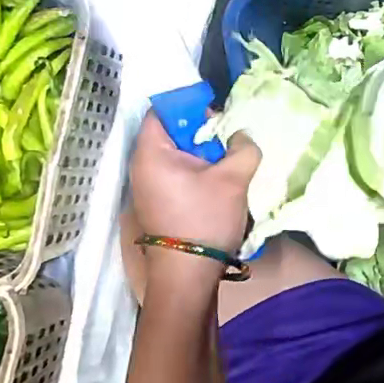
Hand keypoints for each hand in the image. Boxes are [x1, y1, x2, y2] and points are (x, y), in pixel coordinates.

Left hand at [128, 116, 260, 275]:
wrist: (187, 276)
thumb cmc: (204, 219)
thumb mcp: (233, 179)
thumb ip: (242, 148)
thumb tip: (241, 136)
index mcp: (150, 152)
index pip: (164, 110)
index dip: (191, 106)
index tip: (217, 115)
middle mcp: (141, 166)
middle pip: (171, 132)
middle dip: (201, 132)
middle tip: (227, 140)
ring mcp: (147, 186)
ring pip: (176, 155)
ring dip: (202, 155)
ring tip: (227, 163)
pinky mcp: (157, 203)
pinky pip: (175, 174)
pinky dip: (196, 173)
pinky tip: (217, 184)